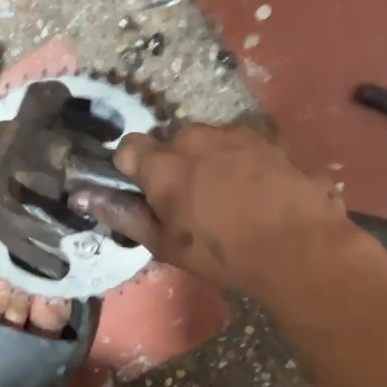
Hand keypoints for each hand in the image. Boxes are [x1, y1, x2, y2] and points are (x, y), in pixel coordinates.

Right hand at [69, 122, 356, 302]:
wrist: (300, 247)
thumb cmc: (223, 253)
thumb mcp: (166, 245)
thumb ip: (124, 216)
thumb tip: (86, 198)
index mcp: (162, 163)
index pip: (128, 148)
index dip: (131, 170)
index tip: (144, 194)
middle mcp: (194, 137)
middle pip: (170, 143)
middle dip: (173, 165)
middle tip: (189, 203)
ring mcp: (236, 133)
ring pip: (208, 142)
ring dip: (209, 162)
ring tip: (229, 199)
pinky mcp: (270, 138)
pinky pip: (242, 146)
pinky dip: (243, 163)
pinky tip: (258, 193)